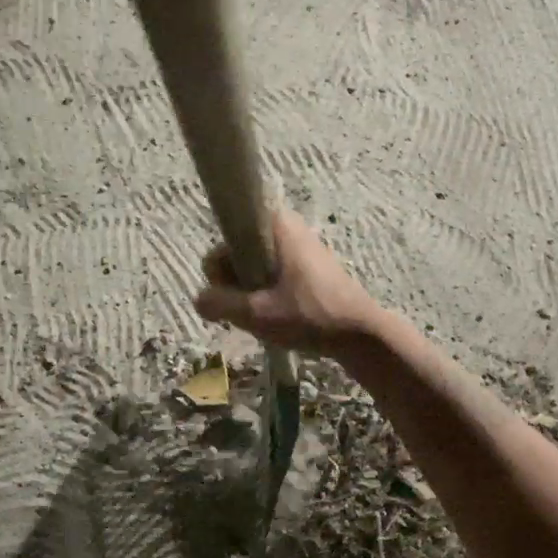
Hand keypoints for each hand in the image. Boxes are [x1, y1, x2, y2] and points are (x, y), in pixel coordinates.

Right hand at [194, 209, 386, 357]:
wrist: (359, 332)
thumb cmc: (308, 316)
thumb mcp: (255, 313)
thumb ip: (218, 304)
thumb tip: (198, 300)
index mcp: (273, 225)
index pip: (224, 240)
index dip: (221, 270)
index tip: (234, 294)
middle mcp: (285, 226)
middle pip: (237, 253)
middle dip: (235, 284)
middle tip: (250, 310)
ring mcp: (298, 245)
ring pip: (253, 267)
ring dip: (250, 292)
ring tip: (265, 316)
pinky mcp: (307, 264)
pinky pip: (271, 274)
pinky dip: (266, 294)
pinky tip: (278, 316)